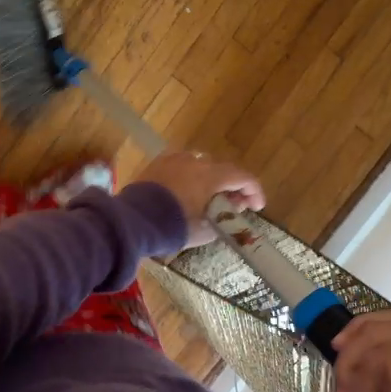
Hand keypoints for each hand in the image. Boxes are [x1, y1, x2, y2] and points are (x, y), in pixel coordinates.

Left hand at [131, 151, 264, 247]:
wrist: (133, 220)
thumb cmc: (172, 226)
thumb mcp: (202, 231)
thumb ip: (220, 221)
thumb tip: (225, 214)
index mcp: (210, 176)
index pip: (242, 177)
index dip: (254, 191)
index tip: (257, 207)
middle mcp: (195, 162)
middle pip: (222, 170)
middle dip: (232, 187)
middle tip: (234, 205)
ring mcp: (174, 160)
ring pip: (201, 165)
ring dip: (210, 179)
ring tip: (210, 197)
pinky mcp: (157, 164)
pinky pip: (181, 166)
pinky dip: (190, 176)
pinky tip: (187, 190)